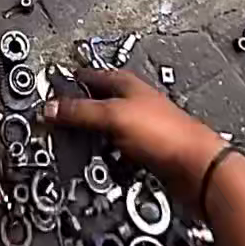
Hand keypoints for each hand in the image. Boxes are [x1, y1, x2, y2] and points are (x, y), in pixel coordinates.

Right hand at [44, 69, 224, 204]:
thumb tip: (51, 107)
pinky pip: (115, 151)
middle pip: (93, 103)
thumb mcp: (114, 116)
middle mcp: (129, 100)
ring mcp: (136, 126)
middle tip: (55, 125)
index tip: (46, 94)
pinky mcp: (143, 151)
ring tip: (74, 147)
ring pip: (103, 129)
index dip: (65, 84)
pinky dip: (105, 157)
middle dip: (75, 115)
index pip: (85, 77)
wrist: (198, 169)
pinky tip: (100, 164)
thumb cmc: (164, 132)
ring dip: (90, 139)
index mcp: (122, 82)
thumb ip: (80, 111)